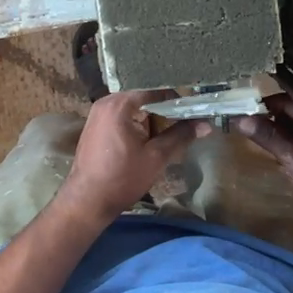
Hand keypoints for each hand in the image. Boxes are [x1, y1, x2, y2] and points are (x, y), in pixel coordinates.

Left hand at [57, 91, 205, 221]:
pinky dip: (137, 124)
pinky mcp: (95, 125)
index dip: (177, 101)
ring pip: (133, 108)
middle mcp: (106, 102)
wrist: (87, 201)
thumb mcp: (156, 156)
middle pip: (143, 98)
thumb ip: (180, 135)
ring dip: (151, 119)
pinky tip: (149, 140)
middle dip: (164, 110)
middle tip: (185, 123)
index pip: (155, 91)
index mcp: (120, 104)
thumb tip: (205, 124)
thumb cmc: (122, 178)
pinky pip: (122, 116)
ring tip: (170, 133)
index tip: (194, 112)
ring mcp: (98, 113)